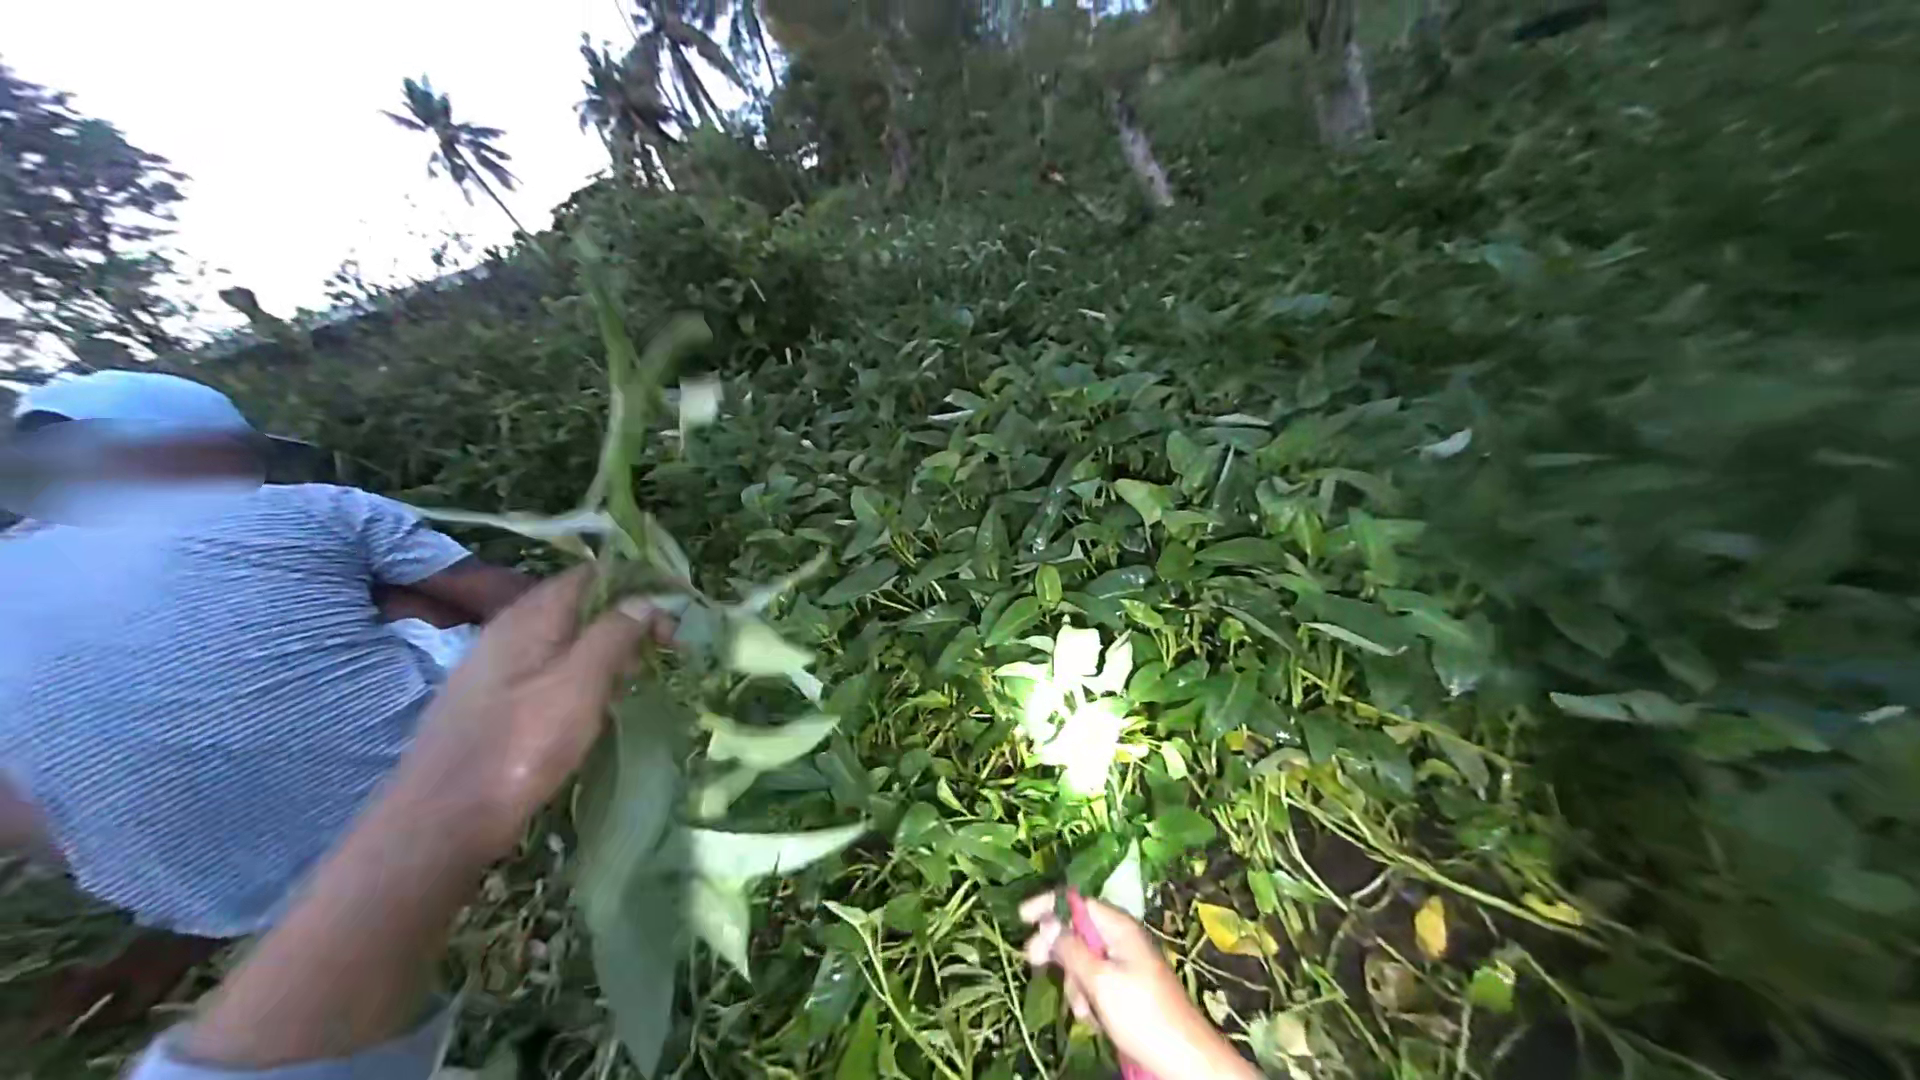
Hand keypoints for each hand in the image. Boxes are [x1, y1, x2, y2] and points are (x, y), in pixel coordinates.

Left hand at [395, 566, 672, 858]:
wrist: (442, 822)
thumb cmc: (520, 745)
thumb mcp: (580, 682)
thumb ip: (615, 633)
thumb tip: (645, 600)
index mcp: (530, 617)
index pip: (590, 574)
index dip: (636, 582)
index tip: (674, 607)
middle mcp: (510, 631)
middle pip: (581, 605)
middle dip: (628, 618)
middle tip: (665, 648)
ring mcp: (498, 668)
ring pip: (567, 639)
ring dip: (609, 648)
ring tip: (639, 675)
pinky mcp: (496, 701)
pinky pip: (551, 669)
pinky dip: (585, 673)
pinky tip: (598, 702)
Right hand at [1021, 891, 1261, 1078]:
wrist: (1185, 1061)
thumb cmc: (1143, 1015)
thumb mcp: (1100, 981)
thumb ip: (1070, 949)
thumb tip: (1047, 921)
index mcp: (1119, 926)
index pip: (1077, 901)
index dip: (1049, 905)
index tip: (1023, 916)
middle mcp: (1121, 938)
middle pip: (1077, 931)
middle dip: (1057, 950)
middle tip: (1033, 962)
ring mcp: (1125, 964)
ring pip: (1083, 960)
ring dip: (1074, 981)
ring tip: (1083, 1008)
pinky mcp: (1127, 989)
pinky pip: (1096, 982)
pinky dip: (1088, 996)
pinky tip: (1092, 1017)